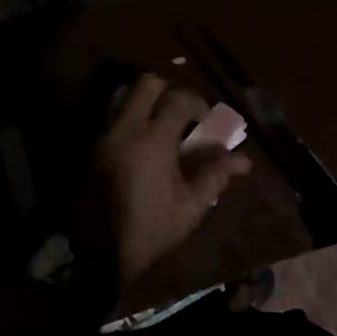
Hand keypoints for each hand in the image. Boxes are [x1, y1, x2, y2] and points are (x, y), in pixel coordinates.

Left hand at [76, 73, 252, 291]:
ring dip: (149, 105)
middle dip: (170, 91)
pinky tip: (146, 147)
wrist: (97, 252)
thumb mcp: (190, 207)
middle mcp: (125, 129)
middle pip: (148, 84)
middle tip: (184, 116)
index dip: (199, 104)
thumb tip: (243, 160)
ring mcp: (105, 136)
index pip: (180, 99)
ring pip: (128, 98)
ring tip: (165, 131)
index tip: (208, 121)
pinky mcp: (93, 147)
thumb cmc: (150, 229)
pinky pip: (116, 119)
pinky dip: (134, 122)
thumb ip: (215, 176)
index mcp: (152, 141)